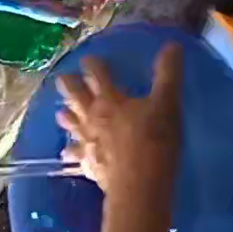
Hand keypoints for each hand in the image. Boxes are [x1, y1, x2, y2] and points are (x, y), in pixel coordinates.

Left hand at [57, 46, 182, 212]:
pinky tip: (67, 153)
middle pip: (76, 97)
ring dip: (66, 116)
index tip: (89, 58)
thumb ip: (168, 74)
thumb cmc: (154, 140)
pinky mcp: (89, 165)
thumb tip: (172, 45)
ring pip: (72, 125)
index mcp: (110, 100)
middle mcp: (93, 118)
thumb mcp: (167, 103)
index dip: (93, 65)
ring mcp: (88, 143)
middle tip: (62, 78)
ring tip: (60, 112)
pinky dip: (71, 152)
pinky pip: (76, 156)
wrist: (139, 186)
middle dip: (69, 86)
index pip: (97, 76)